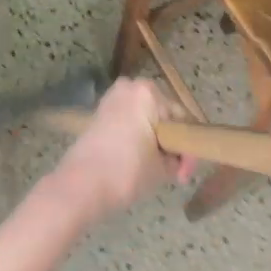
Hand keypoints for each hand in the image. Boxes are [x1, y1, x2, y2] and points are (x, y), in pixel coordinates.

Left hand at [50, 77, 197, 216]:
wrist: (83, 184)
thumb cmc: (128, 171)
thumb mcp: (163, 168)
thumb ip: (179, 159)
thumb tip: (179, 160)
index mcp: (148, 92)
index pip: (181, 120)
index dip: (188, 149)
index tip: (186, 174)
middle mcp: (129, 87)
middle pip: (162, 116)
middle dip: (170, 143)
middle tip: (175, 173)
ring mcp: (111, 98)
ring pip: (144, 119)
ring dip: (153, 141)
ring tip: (157, 170)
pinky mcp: (99, 113)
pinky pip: (128, 122)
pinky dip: (136, 138)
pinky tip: (139, 161)